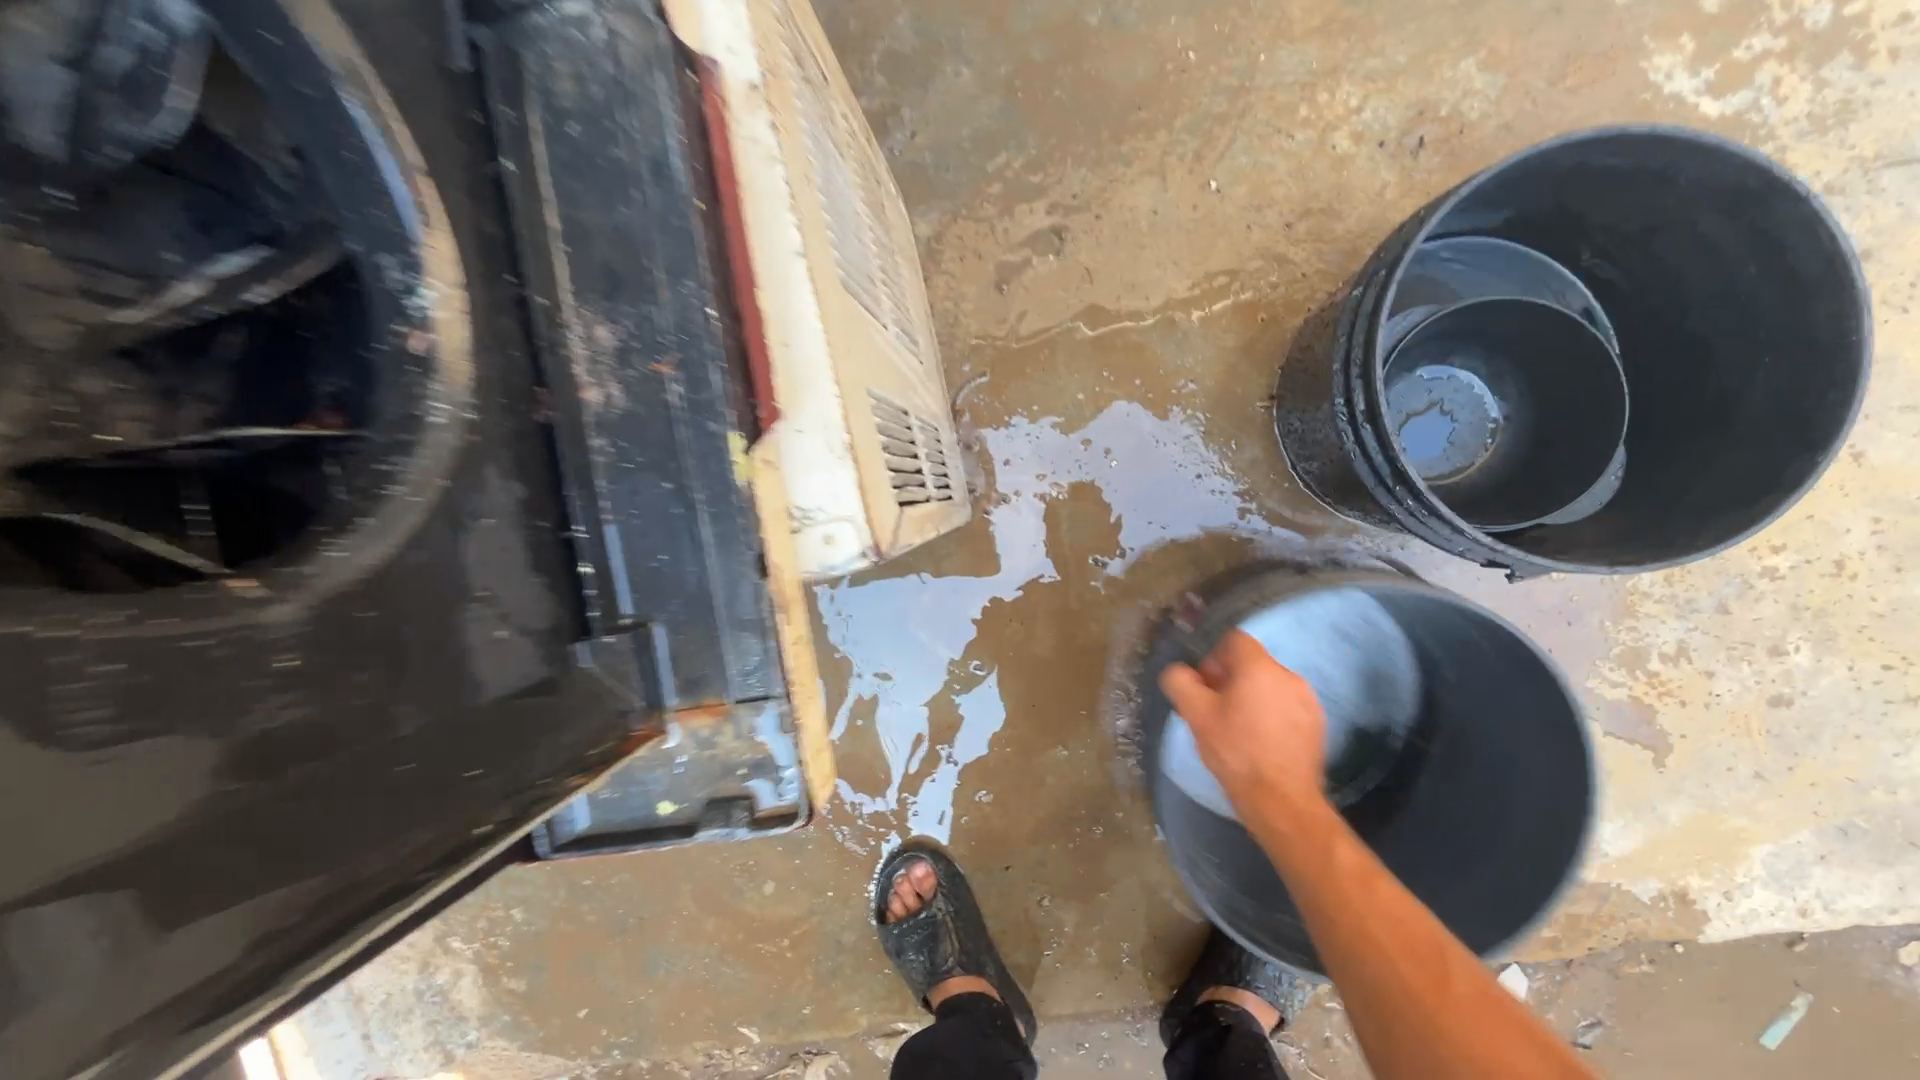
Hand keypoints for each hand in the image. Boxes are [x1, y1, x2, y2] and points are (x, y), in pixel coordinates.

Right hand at [1158, 629, 1330, 821]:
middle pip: (1252, 663)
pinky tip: (1261, 743)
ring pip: (1270, 686)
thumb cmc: (1235, 751)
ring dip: (1252, 698)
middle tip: (1217, 713)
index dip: (1213, 658)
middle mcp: (1288, 675)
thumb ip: (1180, 682)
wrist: (1281, 800)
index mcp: (1259, 667)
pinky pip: (1287, 706)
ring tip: (1239, 731)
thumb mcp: (1195, 715)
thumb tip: (1178, 671)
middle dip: (1231, 681)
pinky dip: (1272, 715)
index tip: (1207, 688)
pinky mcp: (1317, 723)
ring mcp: (1308, 700)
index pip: (1234, 639)